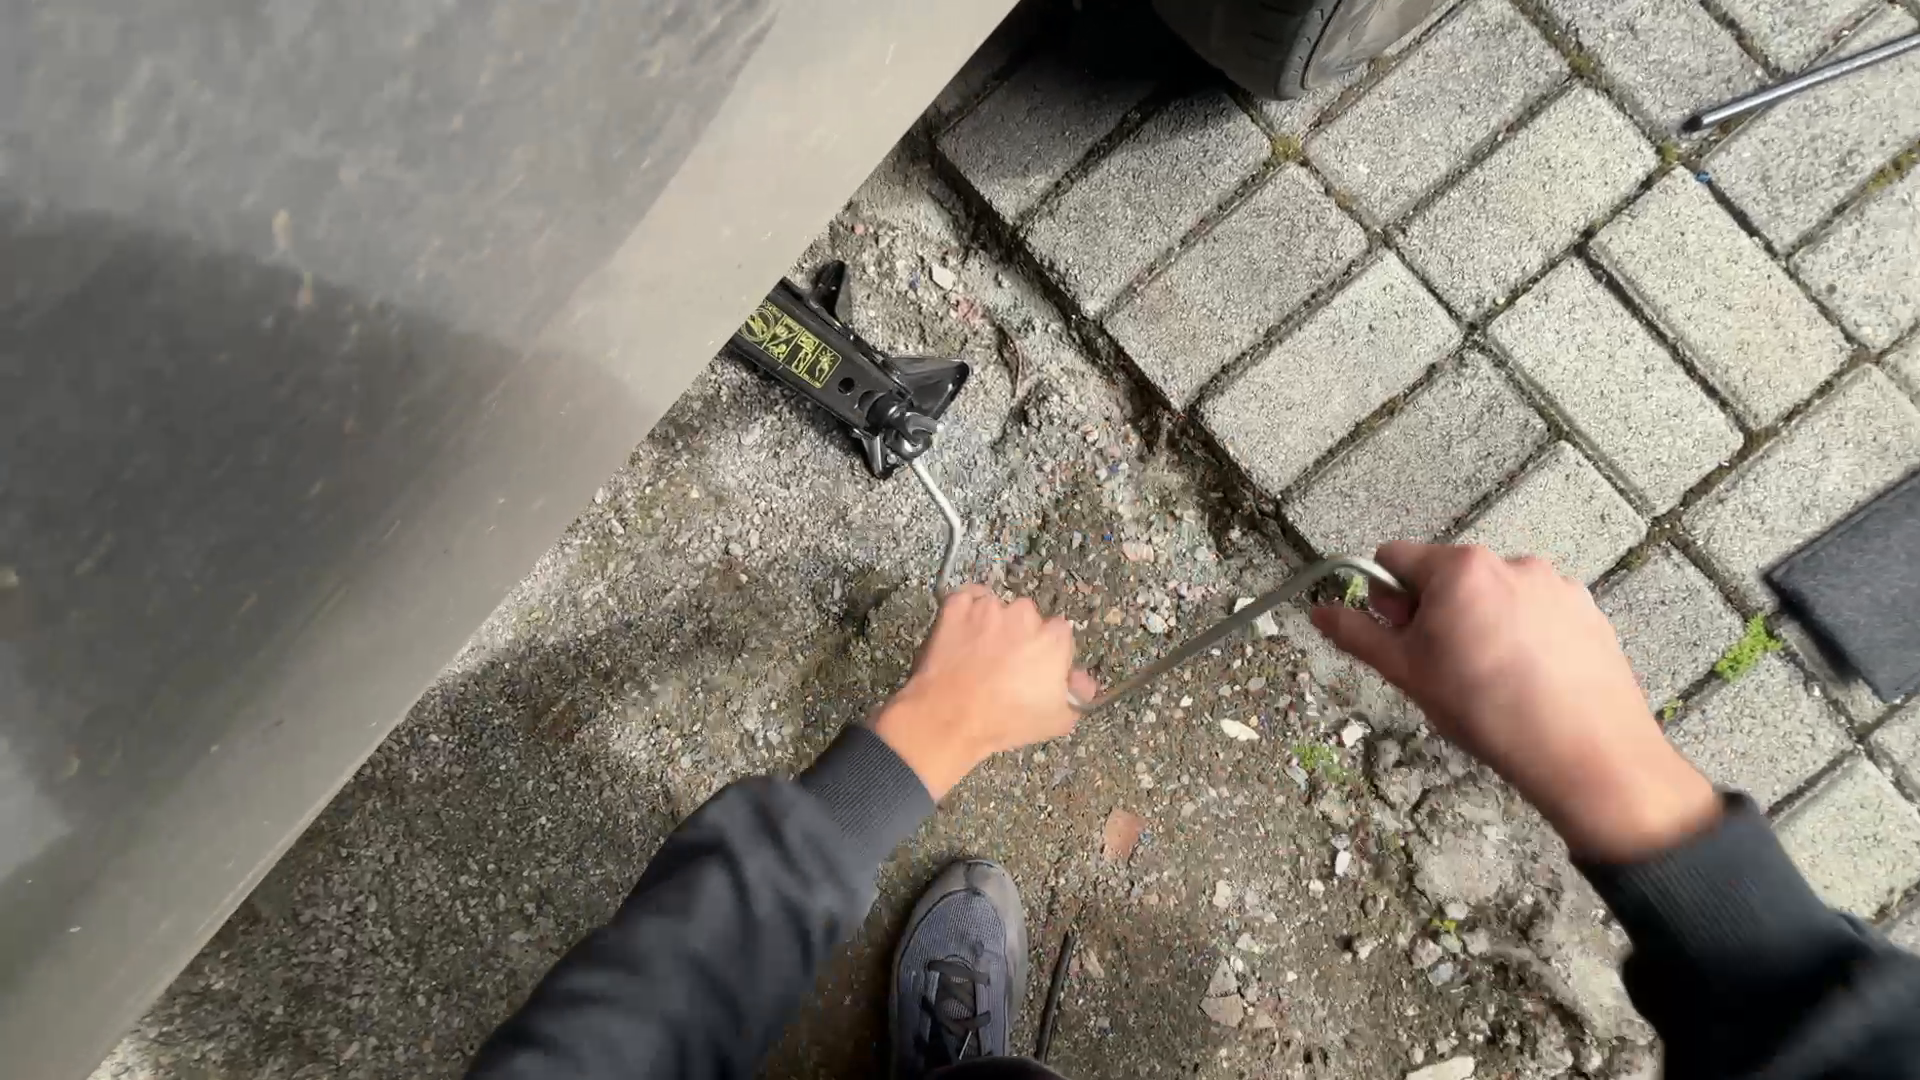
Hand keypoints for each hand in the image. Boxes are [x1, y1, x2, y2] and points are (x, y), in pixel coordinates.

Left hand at [872, 585, 1098, 799]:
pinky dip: (967, 608)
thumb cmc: (1005, 720)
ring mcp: (988, 609)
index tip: (1036, 668)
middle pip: (1027, 618)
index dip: (1047, 651)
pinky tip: (965, 630)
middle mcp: (1024, 615)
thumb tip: (1083, 682)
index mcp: (1053, 638)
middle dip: (1019, 635)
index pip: (1059, 633)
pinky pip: (967, 597)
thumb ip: (1077, 694)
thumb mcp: (1056, 719)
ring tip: (979, 653)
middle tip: (1005, 663)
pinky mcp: (957, 607)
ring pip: (997, 608)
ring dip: (992, 624)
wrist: (951, 717)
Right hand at [1312, 542, 1719, 862]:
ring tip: (1487, 674)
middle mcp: (1509, 562)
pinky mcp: (1588, 610)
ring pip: (1487, 592)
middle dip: (1430, 609)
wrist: (1589, 757)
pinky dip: (1517, 631)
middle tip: (1440, 661)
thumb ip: (1354, 632)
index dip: (1383, 597)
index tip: (1402, 637)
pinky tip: (1526, 676)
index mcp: (1459, 568)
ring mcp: (1556, 584)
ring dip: (1474, 619)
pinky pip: (1531, 608)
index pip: (1392, 556)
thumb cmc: (1482, 708)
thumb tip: (1316, 610)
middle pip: (1442, 573)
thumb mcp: (1402, 670)